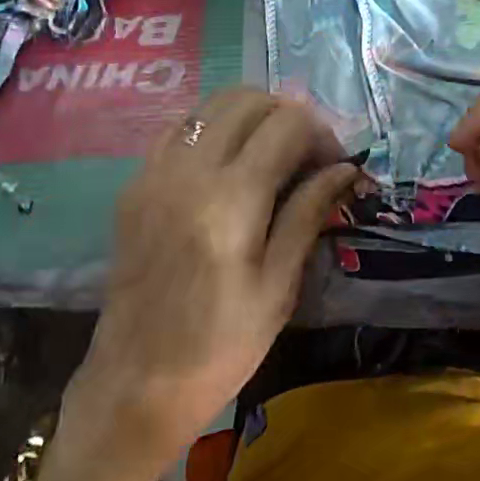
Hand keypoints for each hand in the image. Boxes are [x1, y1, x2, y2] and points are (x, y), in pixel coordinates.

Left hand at [33, 88, 359, 480]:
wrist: (137, 381)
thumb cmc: (221, 345)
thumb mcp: (278, 285)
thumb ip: (308, 213)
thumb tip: (345, 168)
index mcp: (232, 198)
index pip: (287, 124)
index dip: (321, 134)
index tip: (334, 164)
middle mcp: (189, 169)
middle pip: (247, 99)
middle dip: (286, 114)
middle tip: (304, 154)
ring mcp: (155, 171)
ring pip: (210, 104)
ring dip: (248, 115)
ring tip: (268, 153)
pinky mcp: (134, 183)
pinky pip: (178, 128)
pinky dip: (210, 129)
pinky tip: (223, 165)